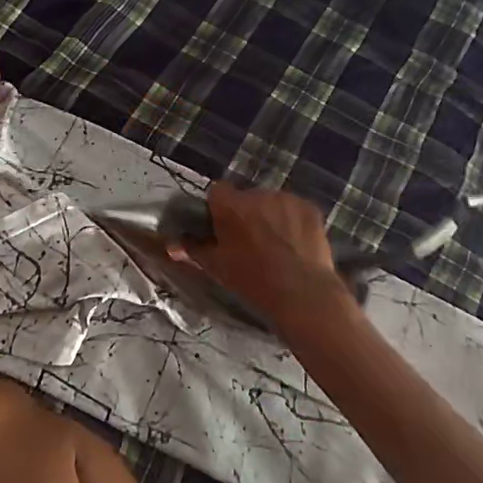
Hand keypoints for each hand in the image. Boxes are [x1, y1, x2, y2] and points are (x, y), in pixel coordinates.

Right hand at [178, 183, 352, 326]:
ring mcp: (287, 199)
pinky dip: (293, 222)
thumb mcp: (217, 267)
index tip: (220, 226)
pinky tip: (295, 245)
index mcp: (230, 206)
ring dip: (270, 217)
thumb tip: (172, 246)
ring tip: (276, 246)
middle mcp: (258, 194)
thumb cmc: (252, 280)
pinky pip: (295, 210)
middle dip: (246, 214)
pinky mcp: (310, 208)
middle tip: (248, 241)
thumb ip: (194, 250)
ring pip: (272, 203)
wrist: (301, 291)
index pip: (217, 191)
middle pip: (246, 198)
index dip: (217, 208)